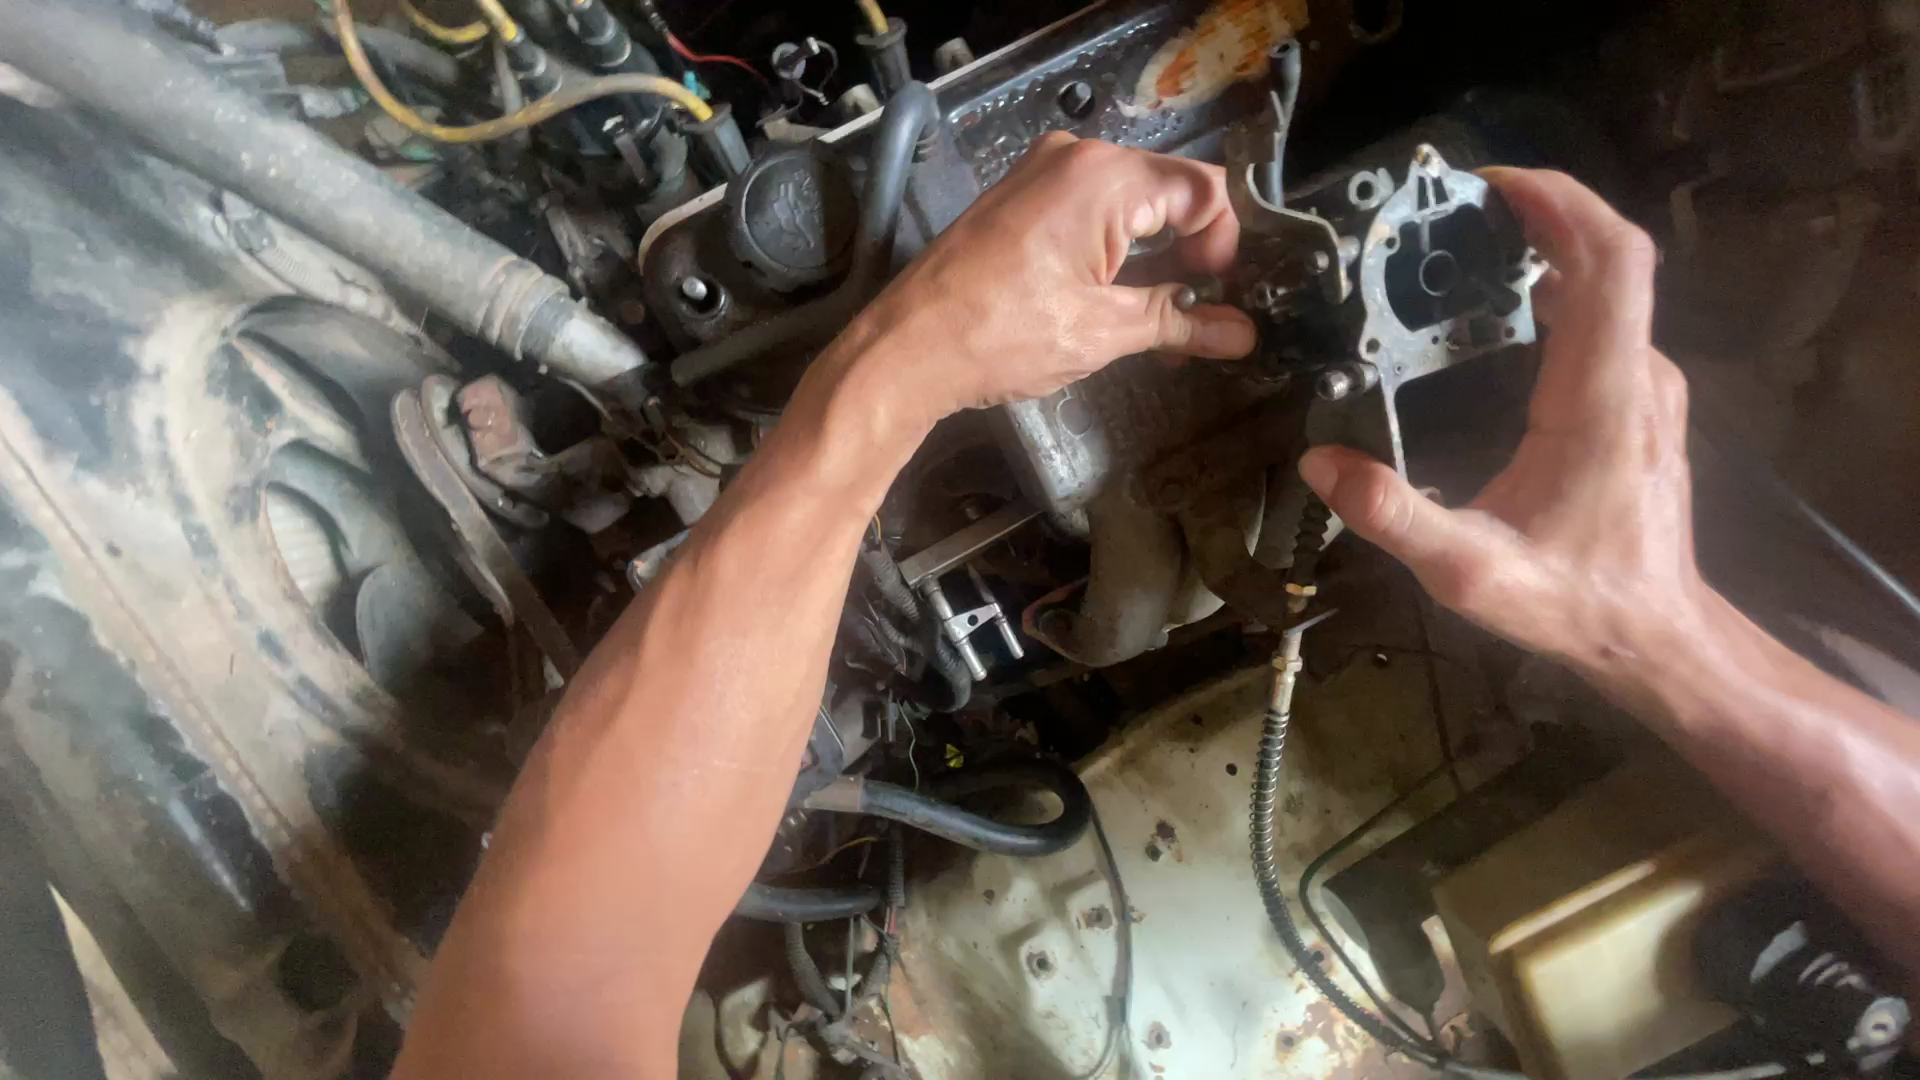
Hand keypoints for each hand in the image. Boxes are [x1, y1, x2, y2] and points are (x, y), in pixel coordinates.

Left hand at [838, 132, 1256, 429]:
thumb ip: (1177, 322)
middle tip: (1190, 321)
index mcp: (1103, 177)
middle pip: (1163, 196)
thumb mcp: (1101, 333)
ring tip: (1149, 326)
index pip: (1202, 192)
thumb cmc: (1001, 337)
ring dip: (1147, 264)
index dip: (1223, 247)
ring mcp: (1038, 177)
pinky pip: (1083, 217)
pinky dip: (1106, 257)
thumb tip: (1241, 333)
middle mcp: (1073, 159)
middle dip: (1186, 258)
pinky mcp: (1015, 203)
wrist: (906, 350)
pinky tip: (1106, 305)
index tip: (1217, 299)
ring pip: (1123, 209)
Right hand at [1297, 168, 1708, 685]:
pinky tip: (1490, 311)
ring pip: (1605, 288)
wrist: (1651, 634)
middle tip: (1445, 219)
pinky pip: (1599, 320)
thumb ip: (1390, 514)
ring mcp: (1640, 388)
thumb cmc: (1569, 599)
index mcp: (1599, 399)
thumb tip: (1319, 461)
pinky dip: (1549, 292)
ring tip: (1455, 254)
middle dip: (1536, 218)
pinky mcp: (1631, 404)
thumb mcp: (1464, 570)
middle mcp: (1635, 377)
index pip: (1607, 266)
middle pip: (1606, 261)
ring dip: (1540, 253)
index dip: (1560, 207)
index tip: (1488, 187)